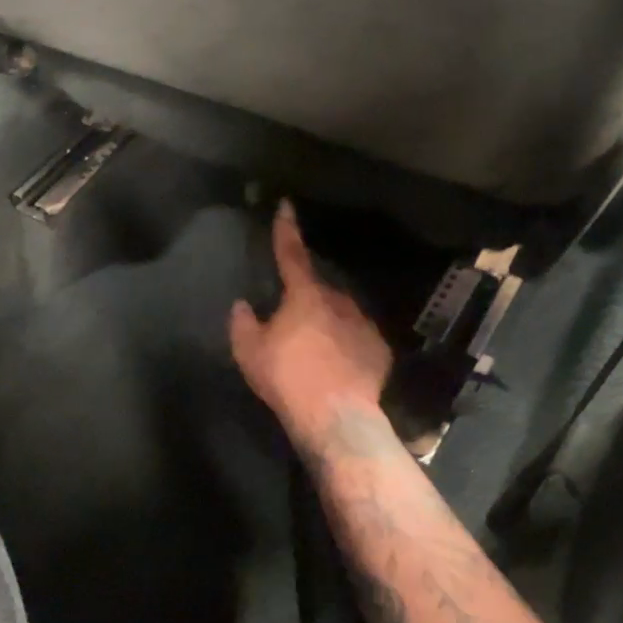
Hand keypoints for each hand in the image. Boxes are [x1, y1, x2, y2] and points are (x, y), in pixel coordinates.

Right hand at [231, 201, 395, 442]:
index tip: (287, 206)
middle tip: (290, 317)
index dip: (286, 230)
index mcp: (305, 295)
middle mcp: (339, 301)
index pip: (291, 254)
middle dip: (305, 295)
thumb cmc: (287, 377)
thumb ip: (242, 323)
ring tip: (313, 347)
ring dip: (326, 321)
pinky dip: (345, 344)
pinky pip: (357, 337)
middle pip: (318, 288)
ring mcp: (364, 324)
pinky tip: (335, 365)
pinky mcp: (380, 349)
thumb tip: (243, 305)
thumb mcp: (248, 351)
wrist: (336, 416)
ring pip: (341, 312)